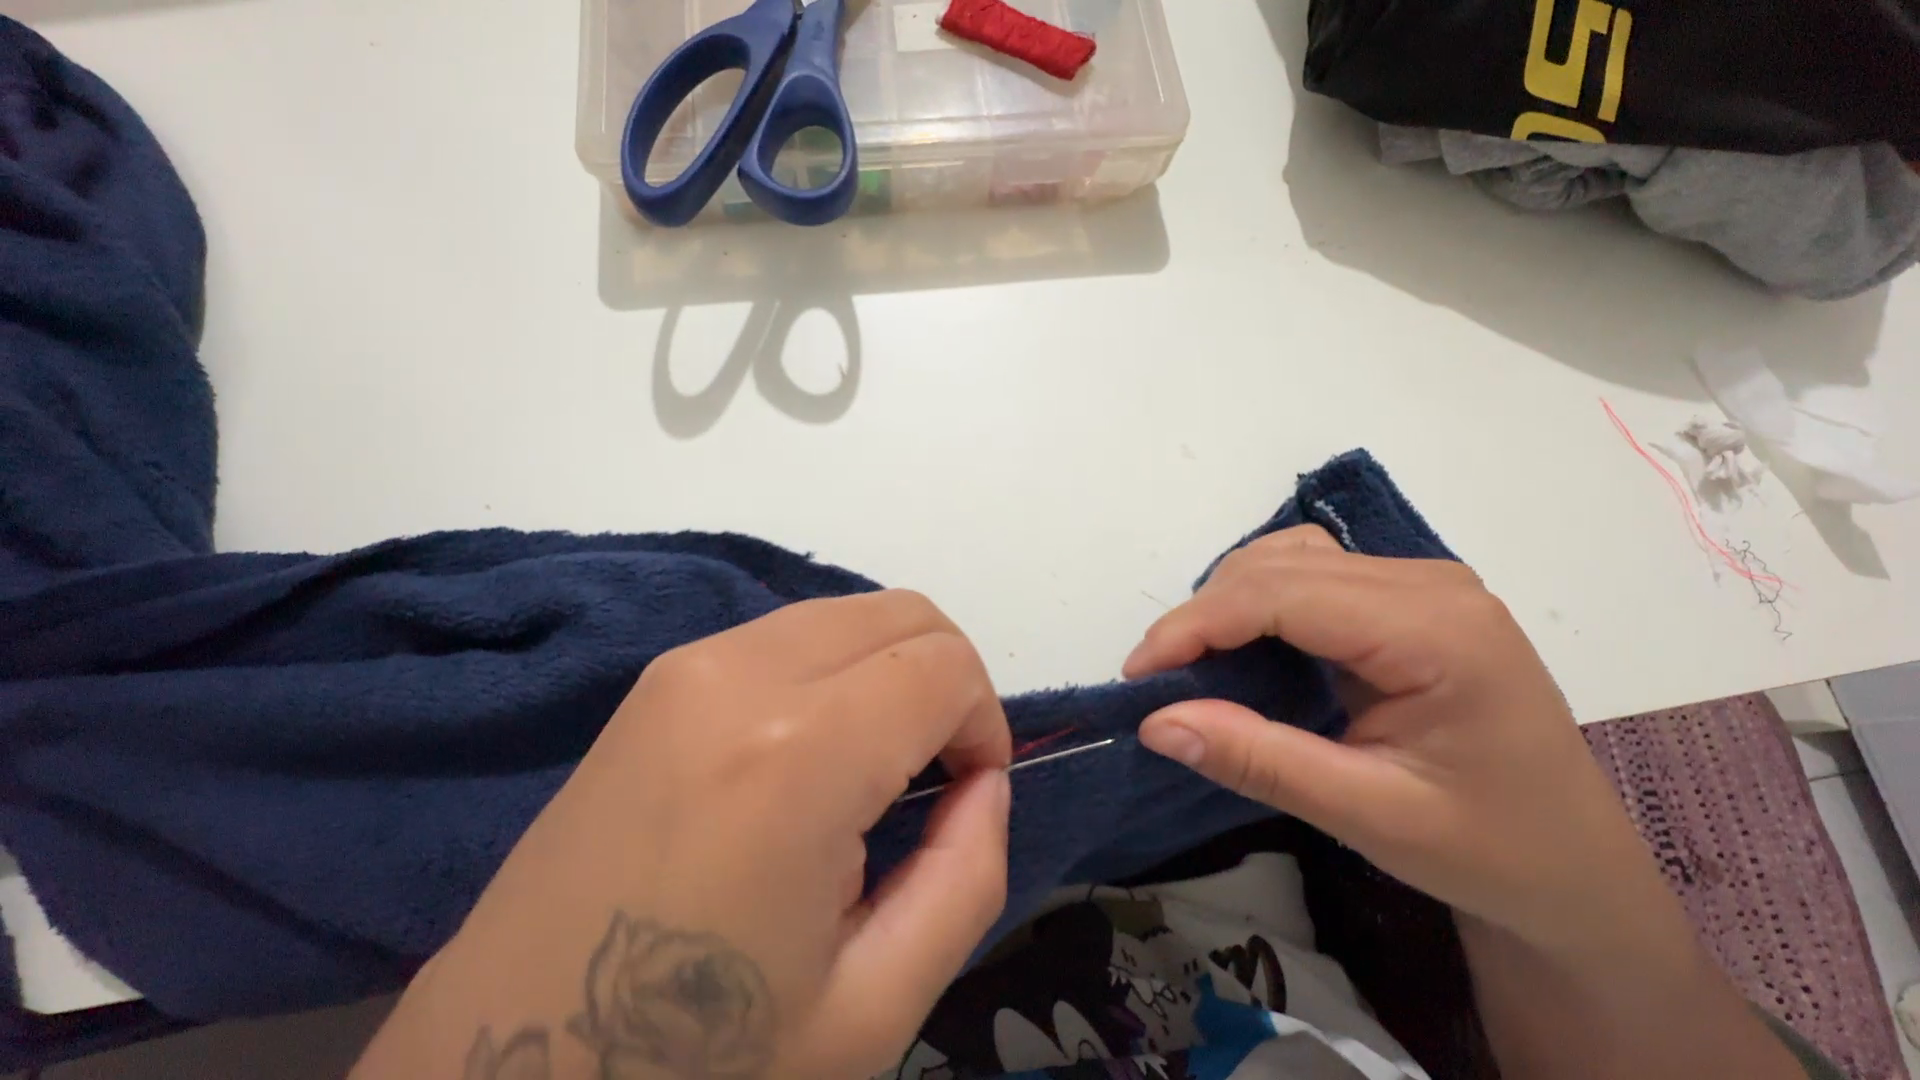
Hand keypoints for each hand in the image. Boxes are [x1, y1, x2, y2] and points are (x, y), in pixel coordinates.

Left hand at [354, 591, 1012, 1079]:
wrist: (497, 1071)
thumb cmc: (696, 1062)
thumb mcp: (871, 1005)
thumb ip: (965, 876)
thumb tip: (984, 783)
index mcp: (797, 755)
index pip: (944, 665)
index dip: (986, 724)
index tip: (968, 798)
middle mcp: (738, 676)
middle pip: (900, 613)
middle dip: (947, 683)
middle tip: (934, 780)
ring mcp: (684, 668)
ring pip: (843, 615)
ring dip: (889, 674)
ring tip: (872, 776)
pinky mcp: (654, 682)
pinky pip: (783, 638)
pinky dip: (832, 674)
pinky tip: (808, 761)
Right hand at [1125, 526, 1675, 954]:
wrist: (1574, 869)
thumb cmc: (1487, 850)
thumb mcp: (1368, 814)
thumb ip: (1259, 759)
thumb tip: (1155, 723)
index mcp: (1435, 629)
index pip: (1281, 594)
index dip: (1196, 625)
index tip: (1138, 677)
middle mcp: (1431, 584)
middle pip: (1281, 565)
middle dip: (1204, 615)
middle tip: (1157, 682)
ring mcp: (1426, 587)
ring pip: (1292, 558)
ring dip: (1229, 602)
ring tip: (1193, 666)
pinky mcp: (1412, 602)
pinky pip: (1315, 575)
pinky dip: (1261, 602)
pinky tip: (1244, 647)